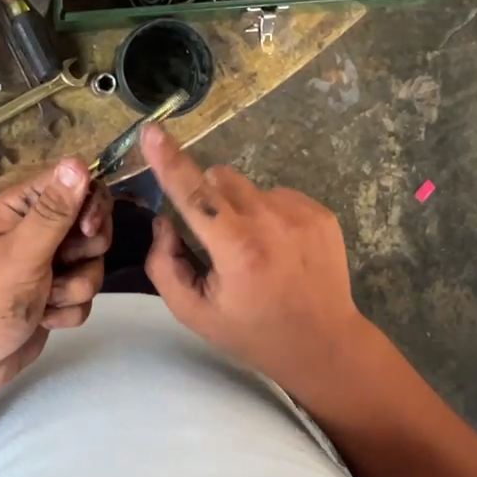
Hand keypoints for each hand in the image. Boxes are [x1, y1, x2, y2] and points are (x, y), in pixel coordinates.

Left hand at [0, 159, 111, 397]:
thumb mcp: (20, 254)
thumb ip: (54, 212)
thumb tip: (78, 161)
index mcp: (21, 208)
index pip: (74, 184)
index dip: (90, 204)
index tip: (89, 230)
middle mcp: (36, 231)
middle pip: (92, 225)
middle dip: (86, 251)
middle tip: (62, 265)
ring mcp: (46, 266)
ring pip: (92, 264)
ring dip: (74, 288)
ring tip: (44, 301)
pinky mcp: (53, 298)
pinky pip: (84, 296)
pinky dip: (67, 311)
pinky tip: (43, 320)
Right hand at [141, 125, 369, 385]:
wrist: (326, 345)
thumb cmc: (253, 333)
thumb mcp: (195, 314)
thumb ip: (165, 266)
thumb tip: (163, 220)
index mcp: (236, 249)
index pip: (193, 193)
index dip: (168, 160)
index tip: (151, 131)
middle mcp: (269, 222)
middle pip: (218, 178)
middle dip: (206, 197)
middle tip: (215, 238)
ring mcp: (300, 213)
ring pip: (246, 186)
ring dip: (237, 207)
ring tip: (253, 249)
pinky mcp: (320, 212)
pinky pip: (276, 194)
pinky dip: (267, 213)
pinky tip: (278, 248)